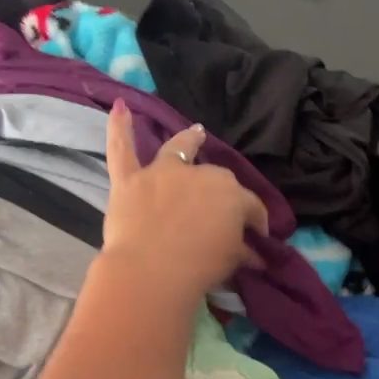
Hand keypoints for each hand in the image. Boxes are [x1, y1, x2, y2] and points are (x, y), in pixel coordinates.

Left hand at [99, 100, 267, 300]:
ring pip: (177, 150)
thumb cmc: (202, 267)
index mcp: (232, 195)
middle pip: (218, 178)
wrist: (152, 271)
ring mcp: (163, 173)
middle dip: (226, 194)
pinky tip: (120, 107)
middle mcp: (201, 175)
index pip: (251, 207)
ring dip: (188, 140)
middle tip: (226, 213)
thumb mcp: (233, 260)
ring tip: (196, 133)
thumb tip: (256, 256)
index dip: (257, 222)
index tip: (259, 238)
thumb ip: (245, 252)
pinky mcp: (130, 179)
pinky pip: (122, 150)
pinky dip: (119, 128)